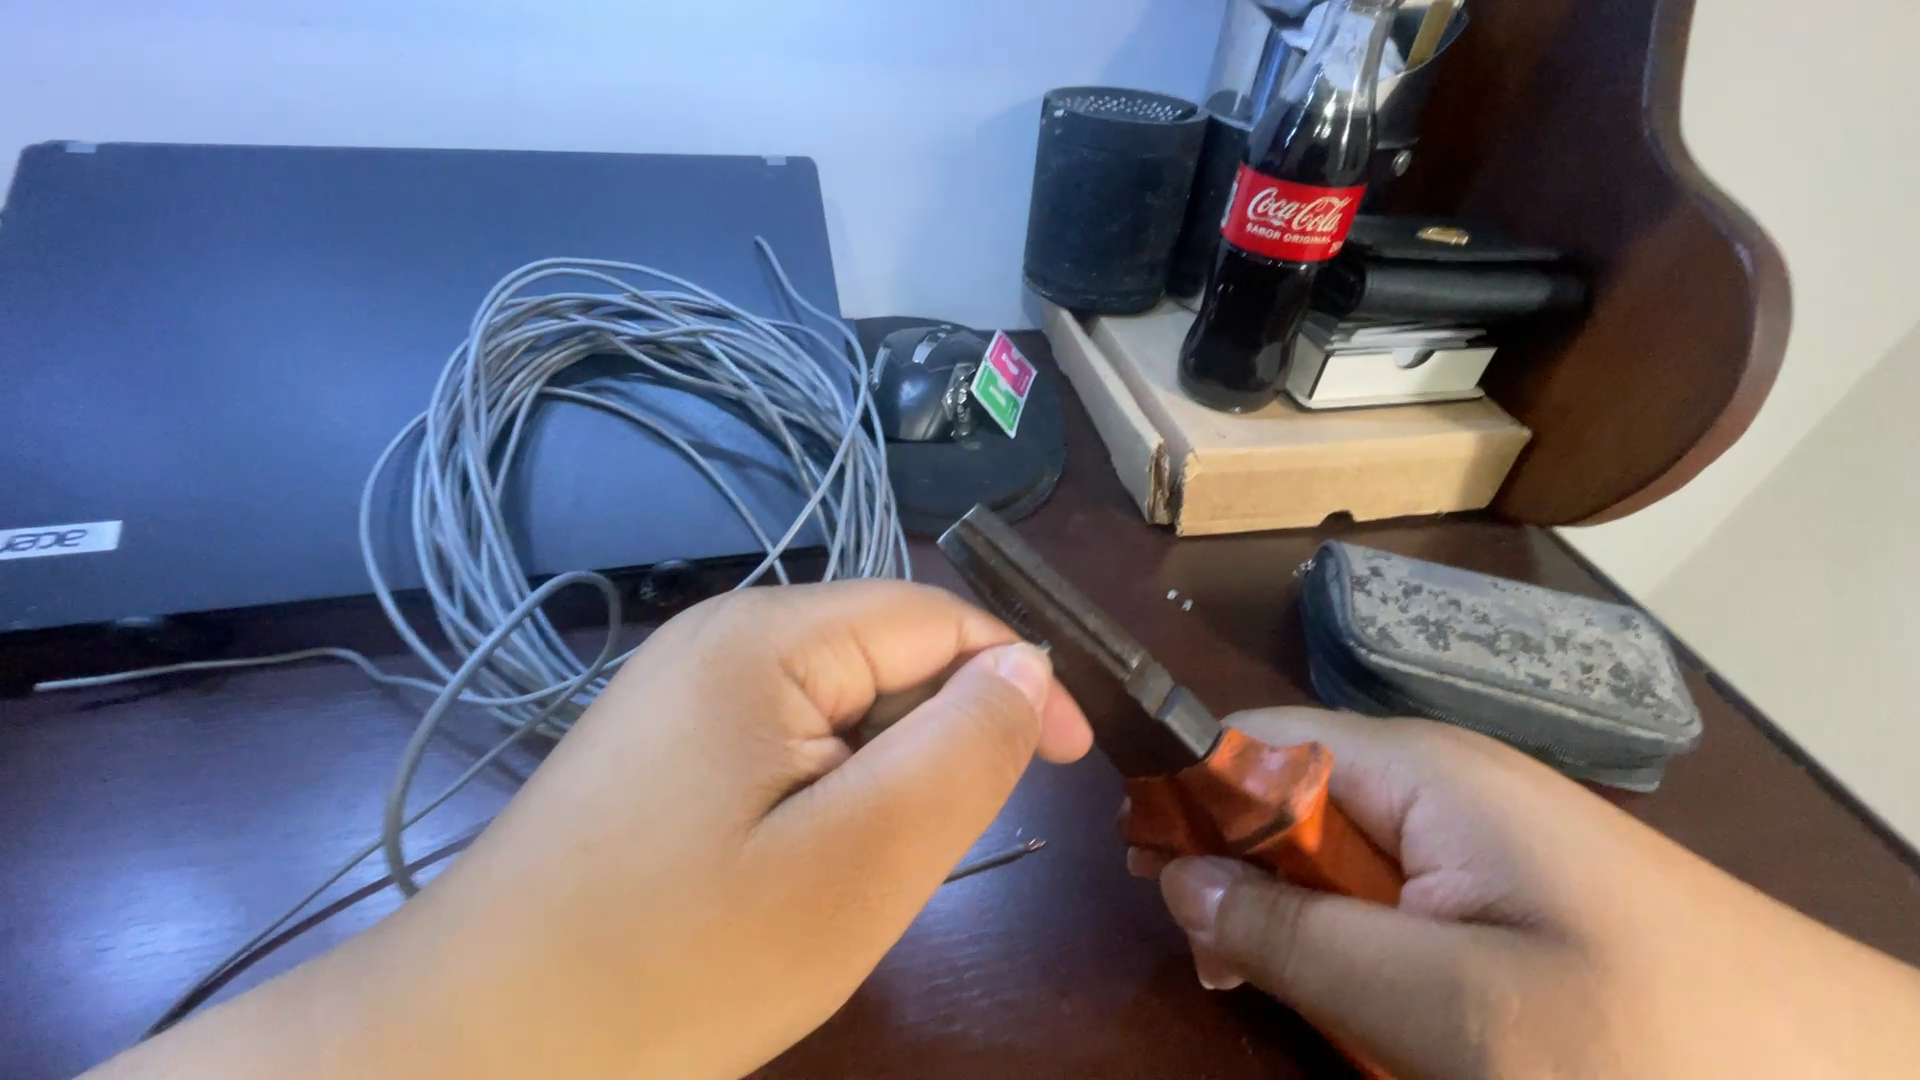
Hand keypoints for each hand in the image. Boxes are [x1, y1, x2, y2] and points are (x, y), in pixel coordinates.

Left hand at [95, 581, 1090, 1079]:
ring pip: (842, 705)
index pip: (934, 618)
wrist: (469, 1054)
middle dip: (937, 738)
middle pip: (885, 657)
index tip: (1066, 759)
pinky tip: (792, 868)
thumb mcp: (860, 862)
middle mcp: (721, 636)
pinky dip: (826, 794)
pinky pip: (788, 741)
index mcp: (767, 637)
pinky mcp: (667, 742)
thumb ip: (963, 749)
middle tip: (925, 851)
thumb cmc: (679, 963)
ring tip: (852, 871)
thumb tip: (1025, 668)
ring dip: (882, 775)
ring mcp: (685, 688)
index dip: (1013, 677)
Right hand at [1140, 708, 1919, 1078]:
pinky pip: (1383, 891)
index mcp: (1416, 769)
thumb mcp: (1455, 1007)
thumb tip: (1179, 882)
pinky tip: (1331, 987)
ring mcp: (1468, 836)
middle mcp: (1432, 782)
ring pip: (1329, 849)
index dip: (1191, 789)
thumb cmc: (1661, 1044)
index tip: (1142, 859)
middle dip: (1228, 858)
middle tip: (1195, 946)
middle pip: (1286, 792)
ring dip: (1278, 906)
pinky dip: (1337, 935)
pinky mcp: (1495, 887)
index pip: (1259, 740)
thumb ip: (1299, 939)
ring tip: (1242, 974)